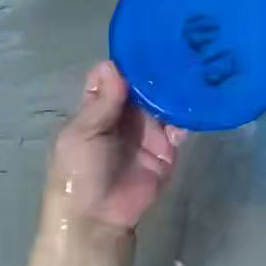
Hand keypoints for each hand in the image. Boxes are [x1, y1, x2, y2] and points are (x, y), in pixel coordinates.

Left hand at [42, 61, 184, 238]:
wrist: (96, 219)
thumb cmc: (77, 173)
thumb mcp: (81, 135)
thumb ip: (100, 103)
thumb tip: (113, 64)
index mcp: (98, 109)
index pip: (112, 78)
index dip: (125, 64)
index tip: (144, 46)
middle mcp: (125, 117)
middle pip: (143, 88)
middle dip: (157, 74)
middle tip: (177, 54)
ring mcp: (147, 133)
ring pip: (164, 105)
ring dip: (174, 94)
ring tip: (188, 78)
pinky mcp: (166, 151)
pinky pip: (179, 129)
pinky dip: (185, 120)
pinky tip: (188, 112)